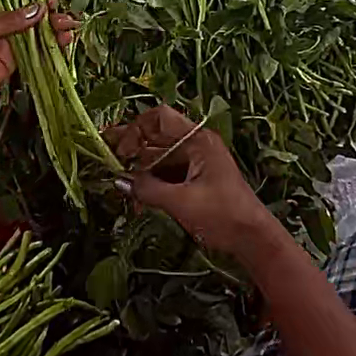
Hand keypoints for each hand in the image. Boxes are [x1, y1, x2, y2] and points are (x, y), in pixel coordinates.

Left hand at [0, 0, 76, 136]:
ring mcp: (4, 39)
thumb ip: (6, 21)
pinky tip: (64, 39)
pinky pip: (37, 47)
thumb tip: (38, 8)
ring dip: (53, 23)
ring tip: (67, 24)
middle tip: (60, 2)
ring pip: (35, 26)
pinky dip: (52, 42)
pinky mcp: (13, 59)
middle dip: (46, 1)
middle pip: (26, 4)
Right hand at [106, 105, 280, 259]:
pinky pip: (166, 173)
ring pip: (158, 157)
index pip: (160, 117)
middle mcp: (196, 145)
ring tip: (117, 182)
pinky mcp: (194, 179)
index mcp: (198, 140)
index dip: (135, 129)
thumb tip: (119, 180)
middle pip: (156, 136)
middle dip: (130, 145)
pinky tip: (135, 198)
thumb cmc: (223, 215)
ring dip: (138, 169)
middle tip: (102, 152)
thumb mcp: (182, 202)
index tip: (121, 152)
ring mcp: (195, 162)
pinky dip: (150, 182)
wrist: (252, 238)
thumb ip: (148, 189)